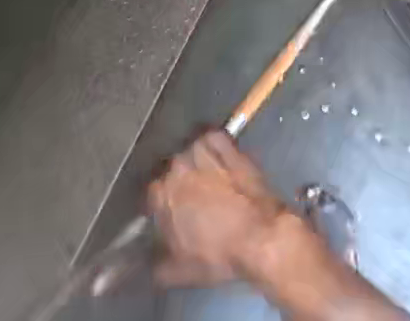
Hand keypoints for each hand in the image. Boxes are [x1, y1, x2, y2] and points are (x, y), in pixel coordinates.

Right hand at [146, 130, 291, 287]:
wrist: (259, 234)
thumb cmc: (217, 254)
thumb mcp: (181, 271)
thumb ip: (158, 265)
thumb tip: (150, 264)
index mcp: (163, 195)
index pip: (153, 192)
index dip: (162, 203)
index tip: (170, 211)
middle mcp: (179, 167)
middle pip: (172, 168)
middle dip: (178, 180)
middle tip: (190, 195)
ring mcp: (205, 153)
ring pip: (192, 149)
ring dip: (195, 159)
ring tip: (205, 173)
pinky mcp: (229, 146)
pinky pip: (214, 137)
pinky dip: (213, 142)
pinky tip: (217, 152)